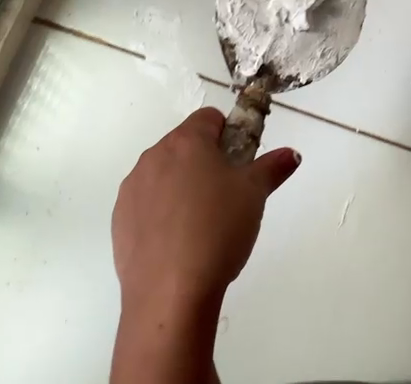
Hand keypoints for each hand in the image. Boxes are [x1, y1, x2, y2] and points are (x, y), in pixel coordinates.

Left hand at [113, 107, 301, 310]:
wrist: (170, 292)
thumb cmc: (218, 231)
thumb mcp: (254, 196)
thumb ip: (272, 168)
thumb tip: (291, 154)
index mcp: (187, 142)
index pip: (209, 118)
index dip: (228, 135)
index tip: (240, 164)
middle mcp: (154, 156)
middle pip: (184, 145)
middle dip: (205, 162)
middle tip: (226, 197)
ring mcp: (133, 188)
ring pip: (163, 174)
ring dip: (181, 186)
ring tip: (201, 225)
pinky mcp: (119, 219)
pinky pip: (145, 204)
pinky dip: (160, 213)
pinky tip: (176, 243)